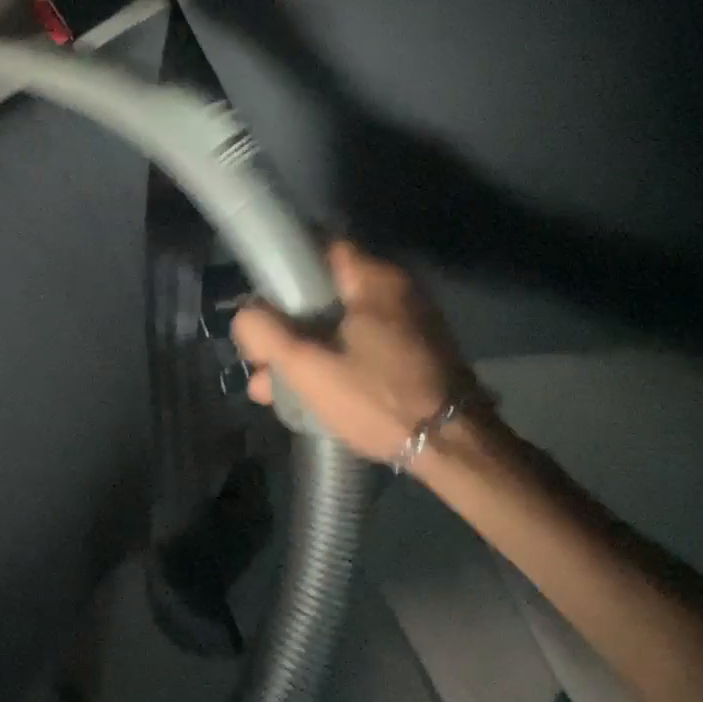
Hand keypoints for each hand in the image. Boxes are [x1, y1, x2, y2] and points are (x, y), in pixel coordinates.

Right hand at [230, 240, 481, 462]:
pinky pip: (359, 348)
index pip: (319, 247)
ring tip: (270, 388)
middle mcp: (397, 295)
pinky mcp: (414, 359)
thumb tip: (246, 315)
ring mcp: (410, 328)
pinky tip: (304, 397)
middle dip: (283, 325)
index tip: (258, 296)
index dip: (282, 266)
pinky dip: (331, 363)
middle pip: (321, 293)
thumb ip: (262, 331)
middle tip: (259, 355)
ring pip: (337, 326)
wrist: (456, 454)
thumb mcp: (304, 364)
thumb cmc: (377, 398)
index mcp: (376, 282)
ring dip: (302, 351)